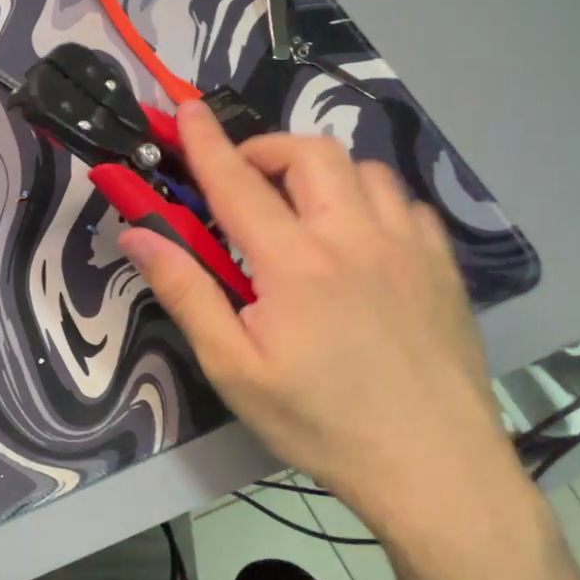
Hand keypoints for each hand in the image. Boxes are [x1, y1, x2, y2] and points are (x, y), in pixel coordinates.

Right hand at [118, 102, 523, 537]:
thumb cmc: (317, 419)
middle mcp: (355, 239)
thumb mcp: (231, 365)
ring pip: (363, 170)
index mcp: (294, 263)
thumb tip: (136, 232)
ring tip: (293, 209)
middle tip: (237, 182)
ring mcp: (409, 250)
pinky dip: (367, 200)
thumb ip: (184, 290)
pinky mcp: (443, 269)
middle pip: (310, 155)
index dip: (206, 141)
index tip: (185, 109)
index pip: (238, 181)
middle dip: (265, 150)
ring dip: (317, 173)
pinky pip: (404, 204)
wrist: (436, 470)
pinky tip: (351, 238)